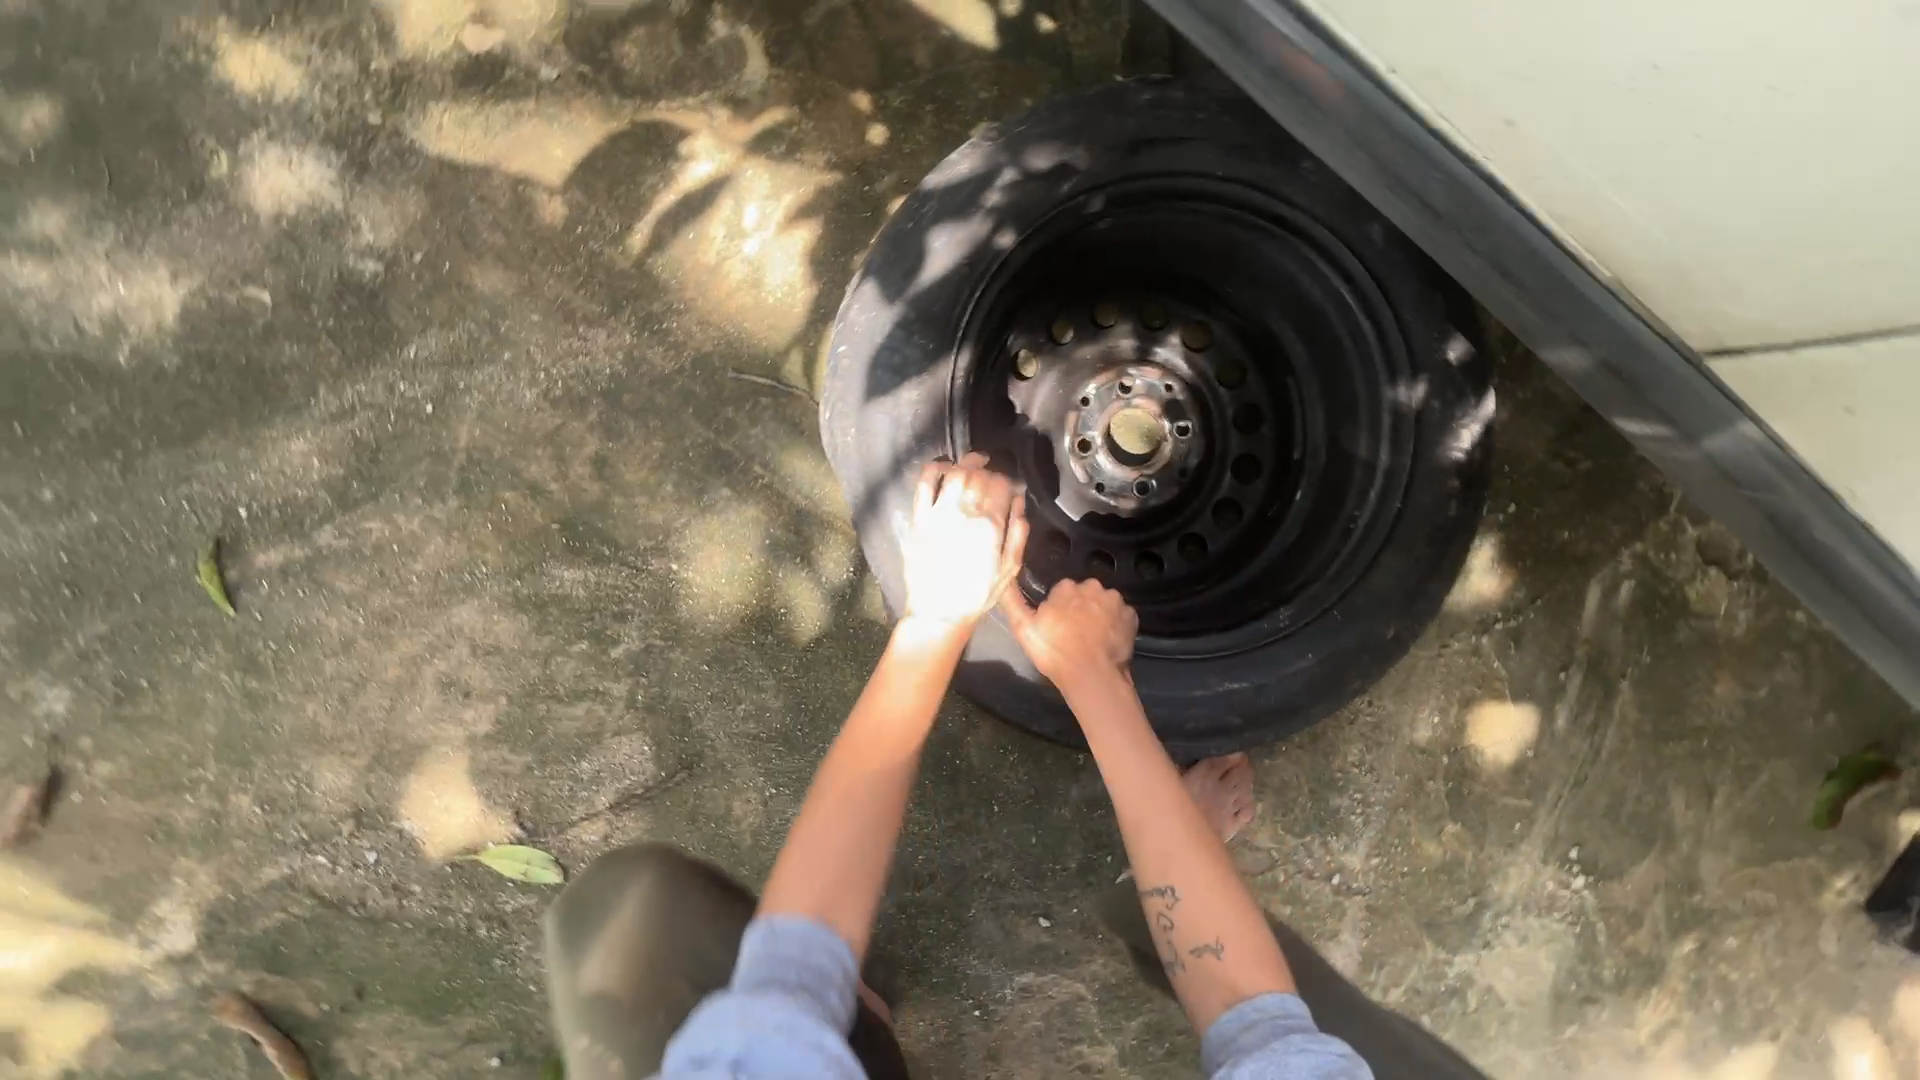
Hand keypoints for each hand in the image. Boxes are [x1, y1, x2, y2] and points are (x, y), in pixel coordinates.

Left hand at [900, 452, 1028, 626]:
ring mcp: (938, 513)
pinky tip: (944, 467)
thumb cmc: (977, 595)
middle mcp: (964, 513)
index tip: (1009, 486)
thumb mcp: (1009, 569)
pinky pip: (924, 483)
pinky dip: (934, 469)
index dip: (1007, 480)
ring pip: (955, 473)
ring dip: (966, 463)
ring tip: (973, 463)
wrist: (938, 613)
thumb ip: (1017, 533)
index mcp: (990, 525)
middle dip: (988, 470)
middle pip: (979, 475)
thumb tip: (1019, 503)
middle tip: (991, 476)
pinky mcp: (918, 519)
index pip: (1001, 485)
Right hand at [1000, 577, 1137, 690]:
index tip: (1057, 626)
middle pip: (1084, 594)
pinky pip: (1121, 615)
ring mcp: (1115, 601)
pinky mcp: (1132, 616)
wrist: (1092, 676)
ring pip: (1104, 603)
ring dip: (1099, 615)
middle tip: (1074, 634)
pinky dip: (1116, 625)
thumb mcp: (1023, 627)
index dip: (1059, 608)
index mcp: (1066, 587)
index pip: (1062, 590)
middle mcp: (1092, 586)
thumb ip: (1010, 598)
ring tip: (1092, 640)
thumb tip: (1004, 572)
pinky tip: (1108, 642)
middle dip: (1080, 608)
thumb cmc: (1054, 653)